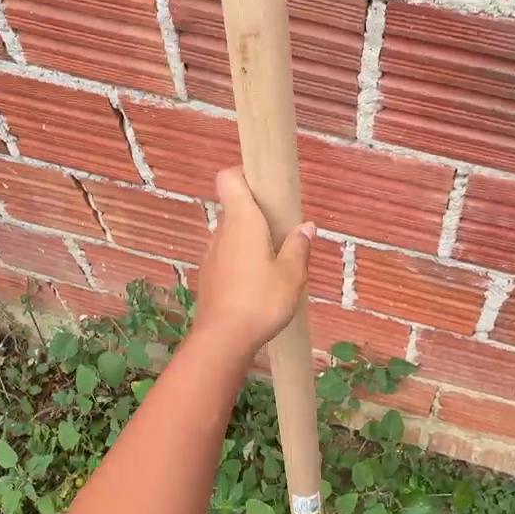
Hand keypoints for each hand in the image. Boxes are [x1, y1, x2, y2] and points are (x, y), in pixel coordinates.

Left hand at [193, 167, 313, 355]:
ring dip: (251, 242)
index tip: (266, 187)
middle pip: (235, 209)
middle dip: (258, 215)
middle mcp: (221, 233)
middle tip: (284, 235)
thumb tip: (306, 227)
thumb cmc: (261, 300)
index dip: (244, 174)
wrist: (223, 339)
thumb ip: (298, 247)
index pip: (229, 178)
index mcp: (242, 221)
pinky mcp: (208, 277)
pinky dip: (242, 263)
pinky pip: (227, 258)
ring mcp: (211, 256)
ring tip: (275, 265)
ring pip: (231, 236)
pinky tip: (258, 286)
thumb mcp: (292, 274)